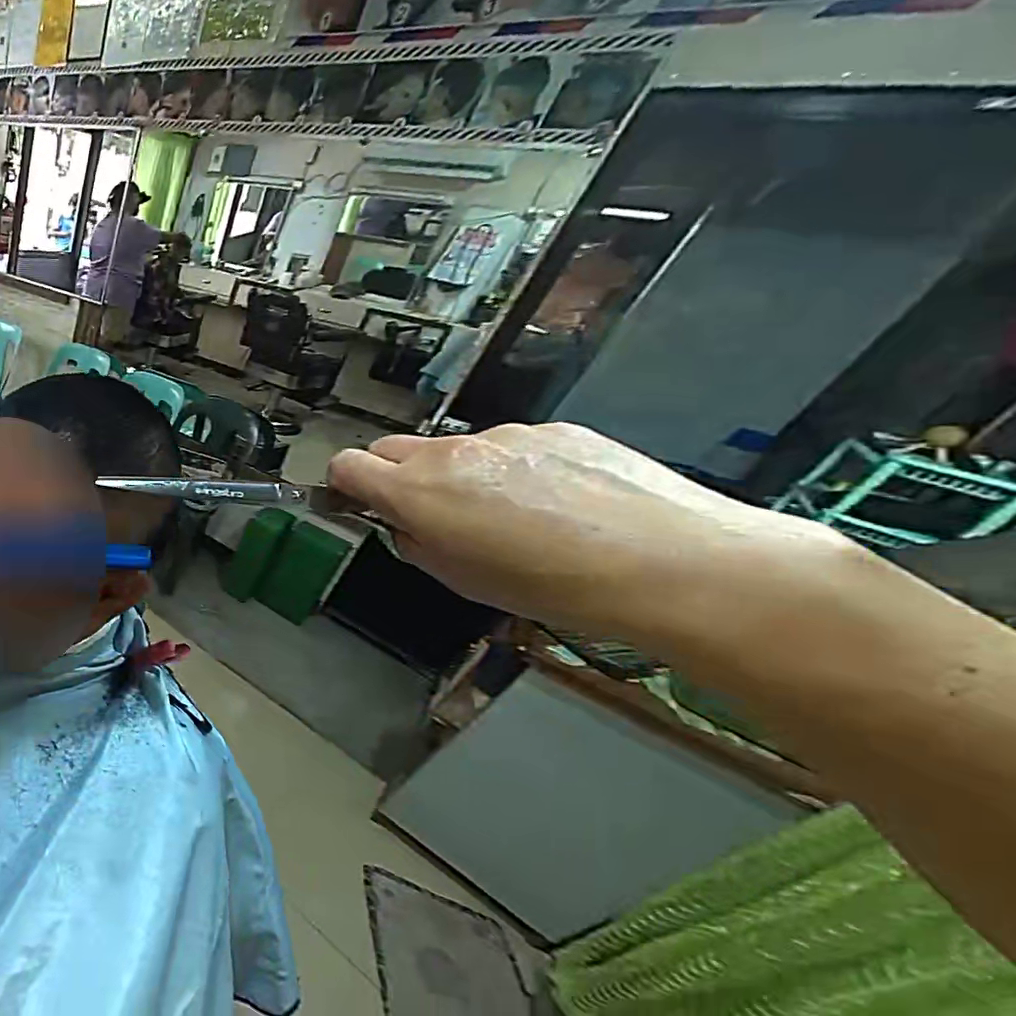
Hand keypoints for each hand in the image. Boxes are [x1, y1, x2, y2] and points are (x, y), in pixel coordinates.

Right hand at [326, 423, 859, 645]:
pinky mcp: (553, 429)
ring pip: (454, 449)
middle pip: (391, 448)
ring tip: (514, 517)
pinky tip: (559, 503)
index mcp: (417, 490)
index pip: (347, 465)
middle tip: (430, 516)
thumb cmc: (551, 586)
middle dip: (395, 476)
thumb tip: (409, 526)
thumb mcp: (462, 581)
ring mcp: (504, 434)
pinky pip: (509, 445)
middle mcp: (450, 451)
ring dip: (459, 474)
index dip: (346, 486)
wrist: (669, 562)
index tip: (362, 507)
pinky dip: (513, 468)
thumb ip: (417, 544)